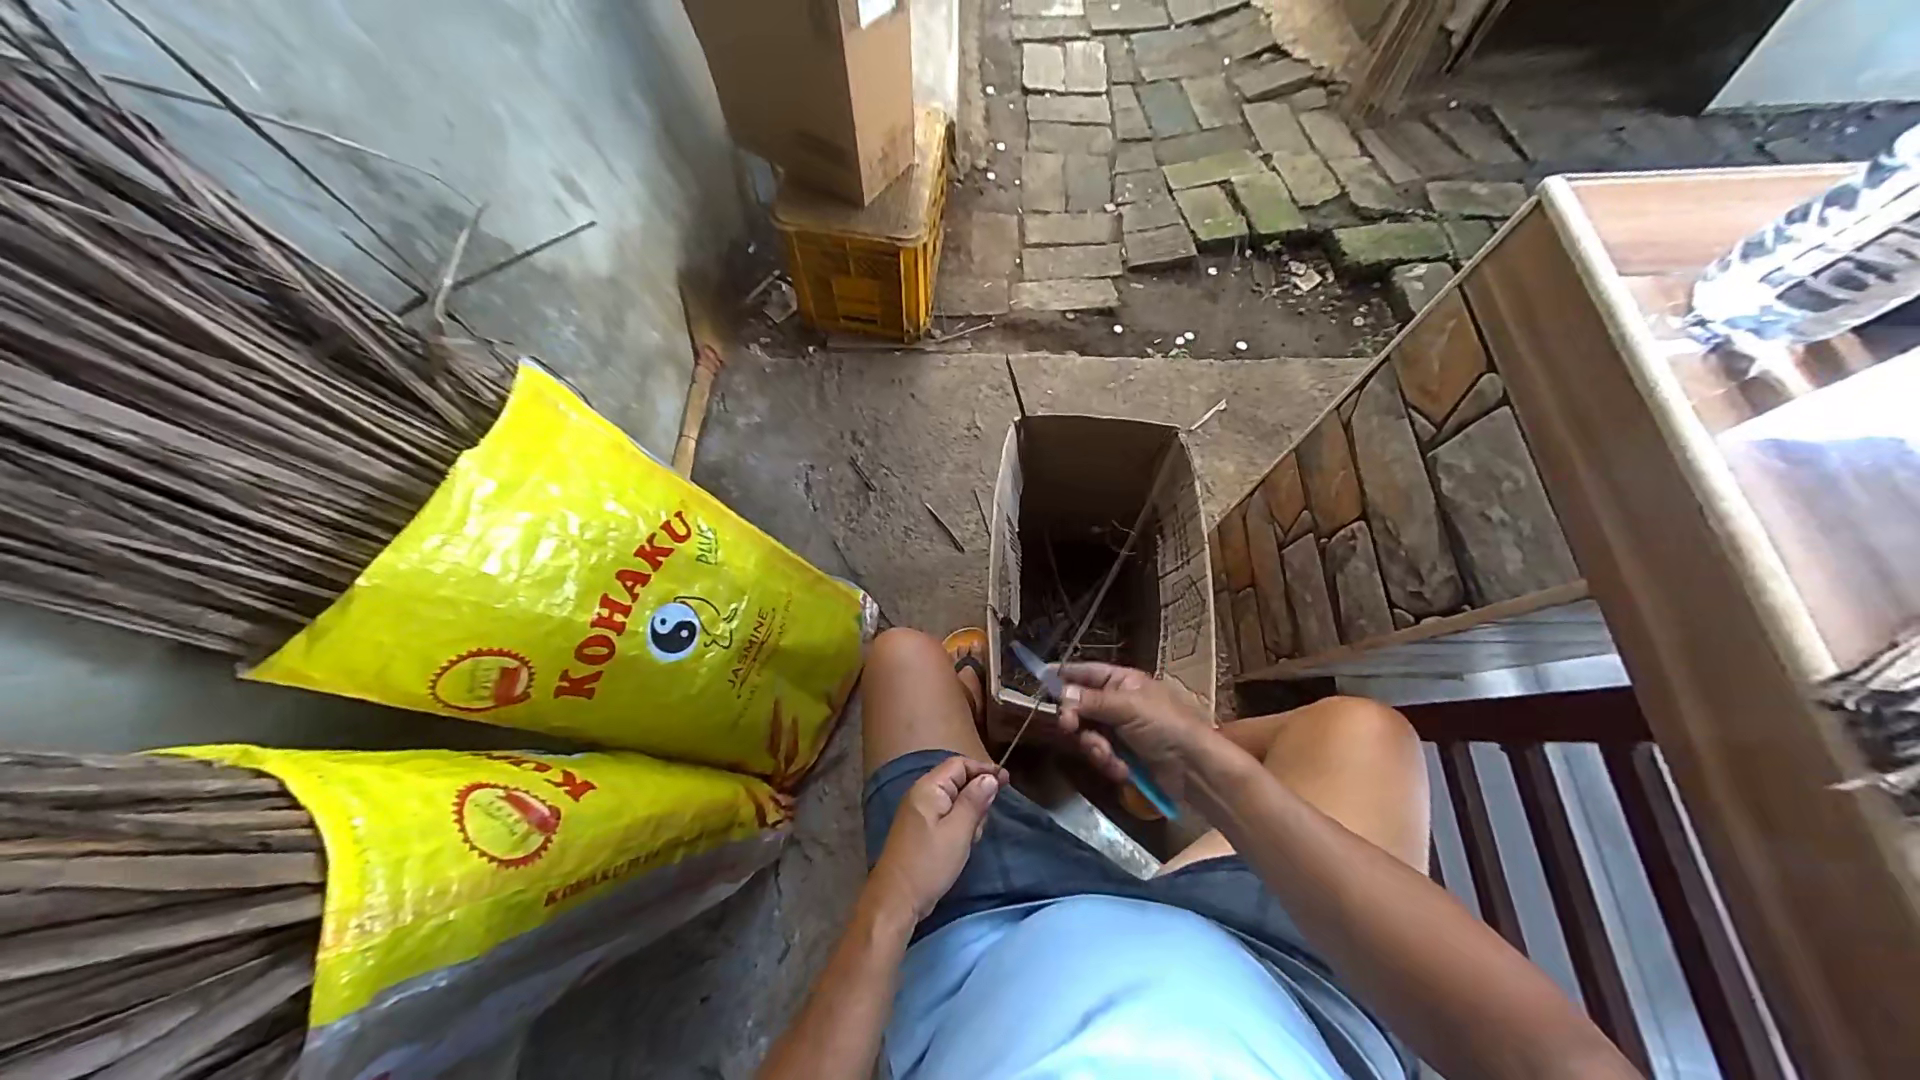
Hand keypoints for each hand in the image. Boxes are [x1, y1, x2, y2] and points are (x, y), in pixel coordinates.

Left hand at [868, 756, 1006, 921]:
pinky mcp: (920, 829)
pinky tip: (963, 843)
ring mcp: (919, 812)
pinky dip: (959, 825)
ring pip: (954, 800)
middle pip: (957, 780)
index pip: (959, 764)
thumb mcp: (958, 831)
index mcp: (928, 788)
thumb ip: (974, 801)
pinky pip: (946, 816)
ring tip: (972, 837)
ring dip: (969, 814)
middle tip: (984, 820)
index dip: (983, 769)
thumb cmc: (929, 863)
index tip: (1006, 781)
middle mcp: (921, 794)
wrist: (896, 899)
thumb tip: (990, 777)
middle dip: (976, 796)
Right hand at [1052, 662, 1217, 796]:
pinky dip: (1109, 764)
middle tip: (1071, 727)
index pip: (1086, 672)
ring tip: (1111, 758)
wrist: (1196, 770)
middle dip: (1077, 720)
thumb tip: (1061, 693)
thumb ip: (1092, 700)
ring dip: (1096, 748)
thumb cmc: (1167, 726)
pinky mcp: (1123, 756)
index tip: (1040, 678)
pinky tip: (1123, 770)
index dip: (1064, 674)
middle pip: (1080, 706)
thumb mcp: (1128, 707)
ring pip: (1087, 735)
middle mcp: (1118, 703)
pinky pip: (1100, 756)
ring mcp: (1120, 731)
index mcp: (1123, 682)